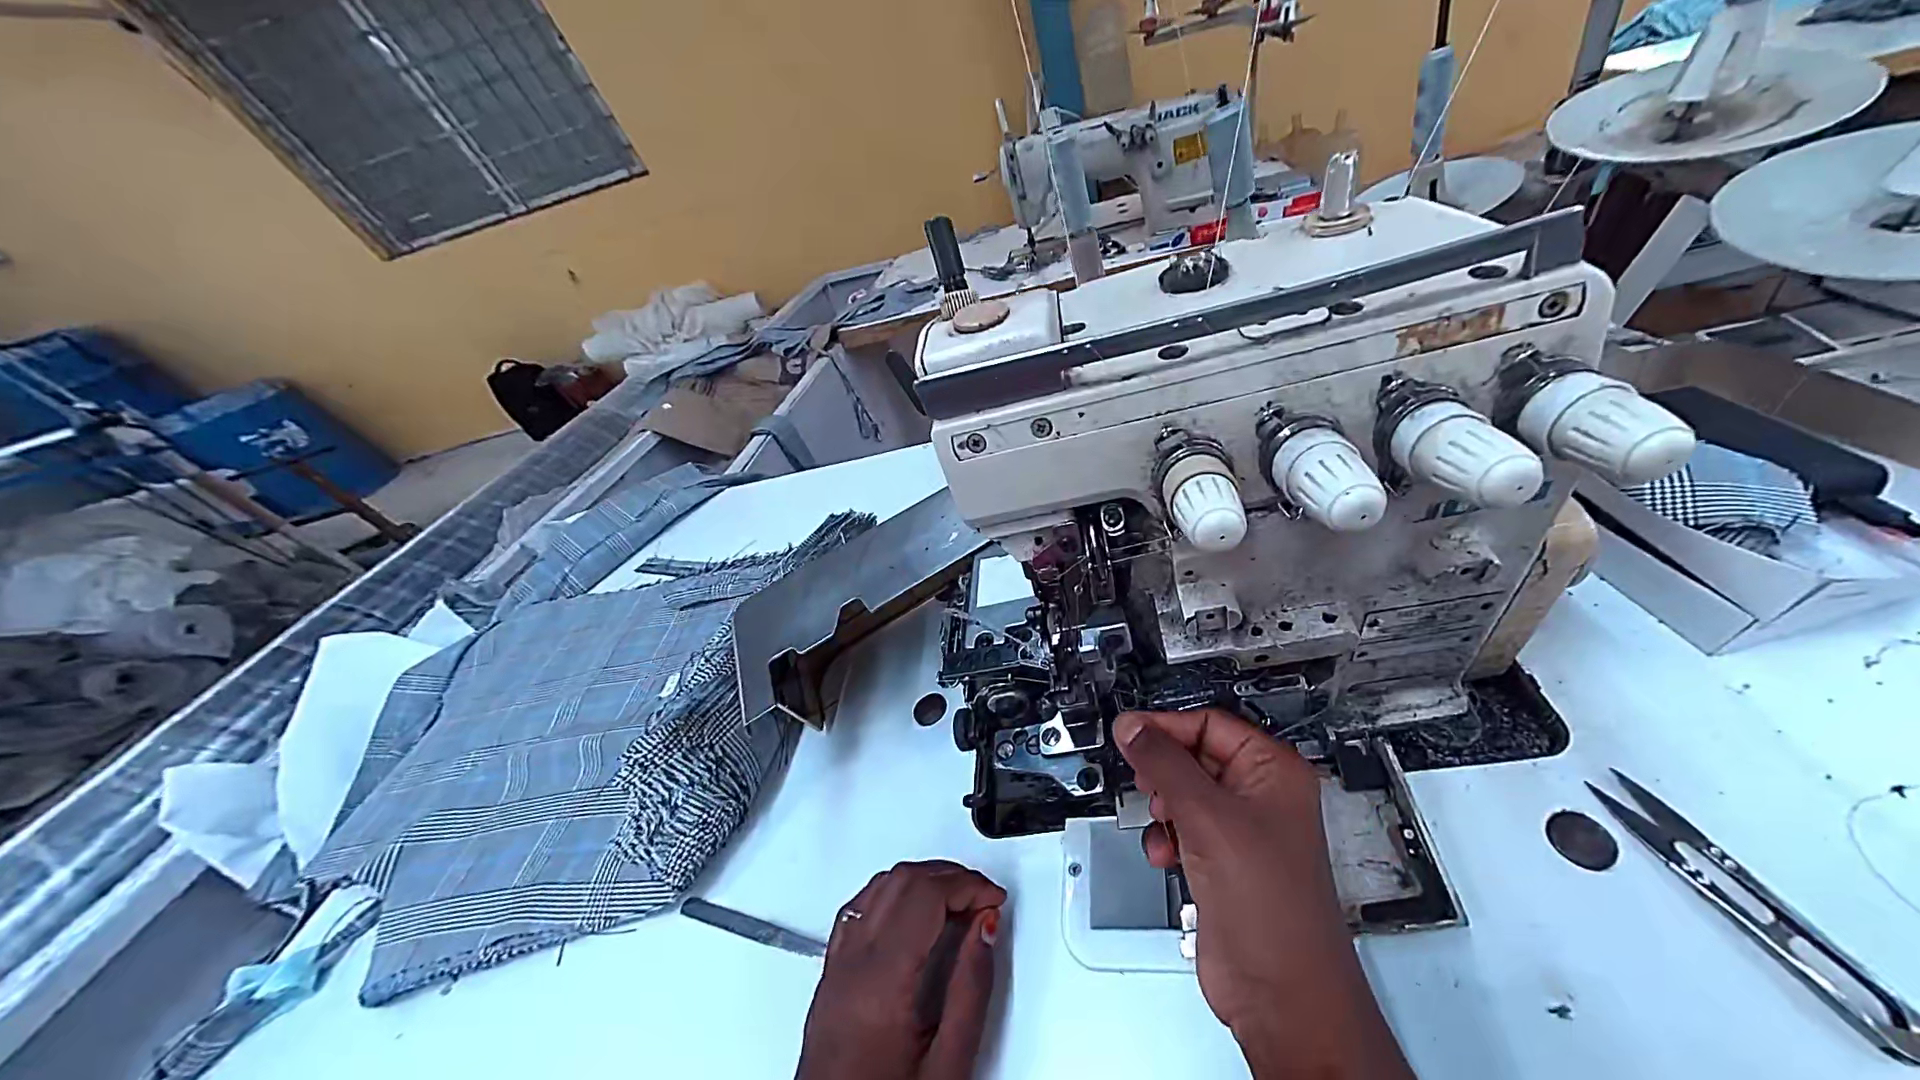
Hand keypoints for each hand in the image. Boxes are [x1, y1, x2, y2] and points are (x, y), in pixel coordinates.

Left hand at [796, 860, 1003, 1079]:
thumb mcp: (949, 1065)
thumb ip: (971, 988)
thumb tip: (984, 928)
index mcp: (882, 982)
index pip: (925, 894)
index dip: (967, 884)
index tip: (992, 898)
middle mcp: (853, 964)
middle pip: (903, 881)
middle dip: (950, 877)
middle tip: (982, 897)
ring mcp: (837, 964)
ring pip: (881, 885)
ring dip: (923, 880)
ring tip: (957, 901)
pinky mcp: (831, 970)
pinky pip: (861, 905)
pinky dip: (894, 892)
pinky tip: (915, 908)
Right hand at [1113, 709, 1413, 1079]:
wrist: (1279, 992)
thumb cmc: (1274, 911)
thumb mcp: (1206, 818)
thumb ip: (1164, 764)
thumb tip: (1134, 728)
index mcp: (1273, 770)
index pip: (1209, 723)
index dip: (1166, 726)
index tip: (1129, 732)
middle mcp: (1260, 796)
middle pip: (1192, 755)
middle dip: (1162, 772)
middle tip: (1145, 780)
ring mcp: (1241, 829)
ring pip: (1182, 792)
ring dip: (1162, 807)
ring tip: (1162, 822)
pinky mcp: (1221, 859)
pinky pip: (1181, 827)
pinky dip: (1166, 836)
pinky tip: (1165, 853)